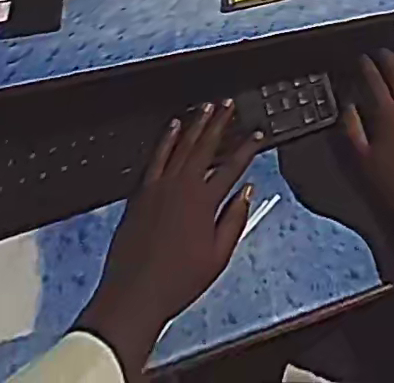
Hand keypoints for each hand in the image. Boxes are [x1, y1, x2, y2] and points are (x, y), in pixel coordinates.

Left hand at [75, 101, 262, 375]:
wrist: (136, 290)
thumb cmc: (178, 279)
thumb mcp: (217, 256)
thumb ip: (235, 220)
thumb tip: (247, 192)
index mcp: (205, 202)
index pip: (232, 167)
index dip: (247, 148)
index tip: (257, 134)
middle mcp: (183, 185)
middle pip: (206, 145)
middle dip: (220, 122)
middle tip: (229, 104)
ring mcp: (161, 184)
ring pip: (183, 144)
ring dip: (196, 123)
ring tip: (208, 106)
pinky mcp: (143, 188)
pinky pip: (157, 154)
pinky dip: (167, 137)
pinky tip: (174, 124)